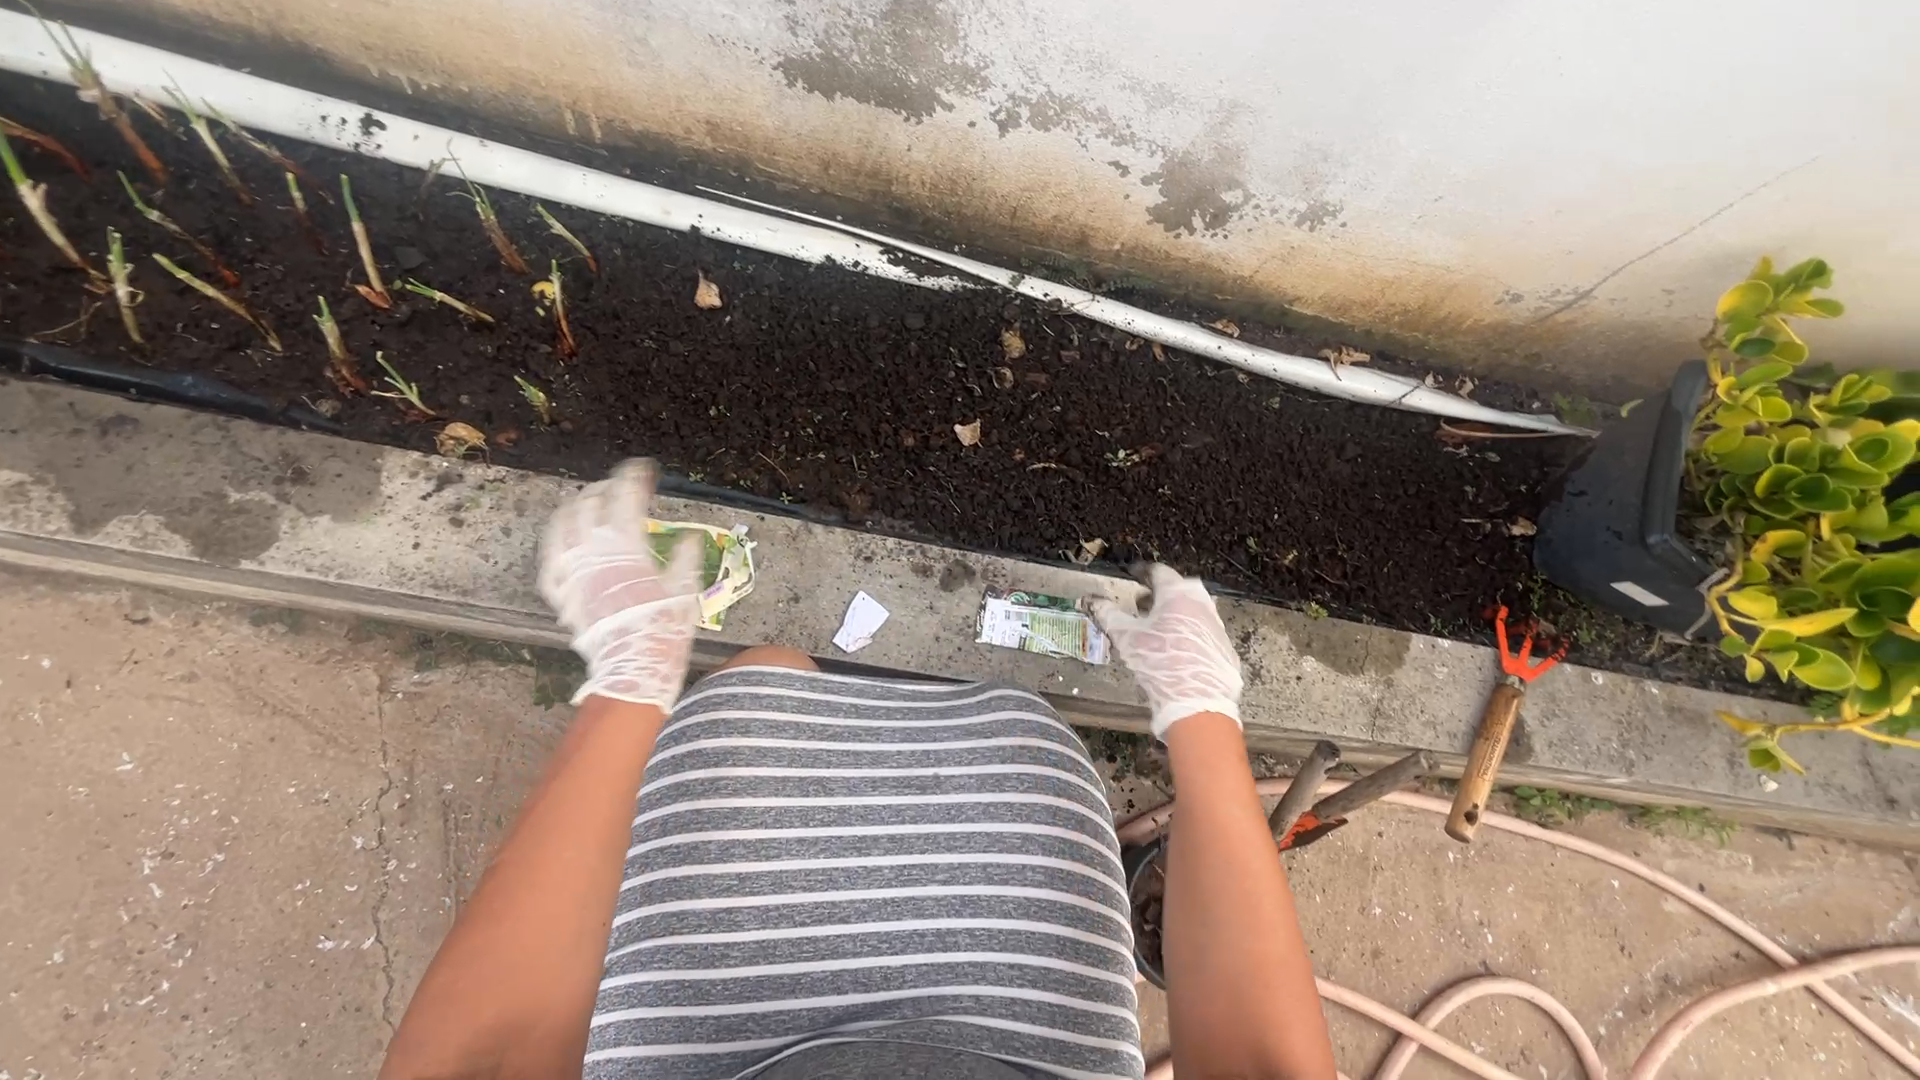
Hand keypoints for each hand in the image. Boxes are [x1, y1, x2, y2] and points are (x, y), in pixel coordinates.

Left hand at [539, 459, 704, 708]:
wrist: (632, 664)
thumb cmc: (662, 626)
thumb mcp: (684, 588)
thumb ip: (685, 559)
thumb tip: (690, 539)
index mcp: (626, 545)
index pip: (625, 496)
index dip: (634, 477)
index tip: (644, 470)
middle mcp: (592, 551)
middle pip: (590, 503)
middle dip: (605, 488)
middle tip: (619, 486)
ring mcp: (571, 570)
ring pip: (562, 524)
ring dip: (576, 507)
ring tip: (587, 502)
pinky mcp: (559, 591)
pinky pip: (549, 557)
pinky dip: (557, 541)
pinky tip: (564, 539)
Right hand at [1089, 564, 1243, 737]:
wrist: (1197, 703)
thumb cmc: (1159, 663)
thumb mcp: (1125, 637)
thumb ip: (1107, 614)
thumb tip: (1090, 600)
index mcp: (1178, 595)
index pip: (1159, 572)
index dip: (1142, 572)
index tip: (1133, 575)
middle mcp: (1202, 604)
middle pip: (1179, 589)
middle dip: (1159, 594)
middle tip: (1142, 603)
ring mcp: (1216, 626)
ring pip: (1193, 610)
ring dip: (1174, 613)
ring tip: (1157, 627)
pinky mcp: (1224, 648)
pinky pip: (1203, 631)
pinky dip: (1188, 633)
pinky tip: (1176, 649)